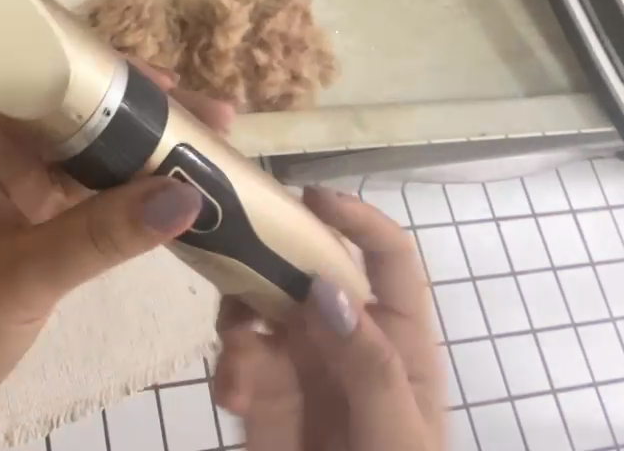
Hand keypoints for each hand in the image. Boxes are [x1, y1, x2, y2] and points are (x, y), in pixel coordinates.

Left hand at [0, 95, 224, 432]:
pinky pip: (94, 190)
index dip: (123, 82)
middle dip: (150, 114)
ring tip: (213, 148)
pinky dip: (133, 190)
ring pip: (96, 152)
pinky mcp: (40, 218)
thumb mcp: (27, 273)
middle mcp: (11, 149)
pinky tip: (176, 191)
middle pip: (88, 115)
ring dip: (147, 150)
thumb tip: (187, 193)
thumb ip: (103, 234)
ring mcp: (26, 184)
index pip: (63, 87)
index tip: (183, 93)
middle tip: (219, 122)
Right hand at [211, 188, 445, 450]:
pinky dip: (228, 363)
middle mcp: (346, 334)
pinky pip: (235, 347)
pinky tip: (233, 396)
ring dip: (239, 314)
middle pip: (306, 264)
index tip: (309, 196)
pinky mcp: (262, 380)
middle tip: (233, 255)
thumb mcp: (396, 439)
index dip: (356, 219)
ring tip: (236, 354)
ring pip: (260, 296)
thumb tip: (324, 286)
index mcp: (396, 339)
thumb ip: (368, 366)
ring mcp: (301, 355)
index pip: (387, 259)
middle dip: (268, 258)